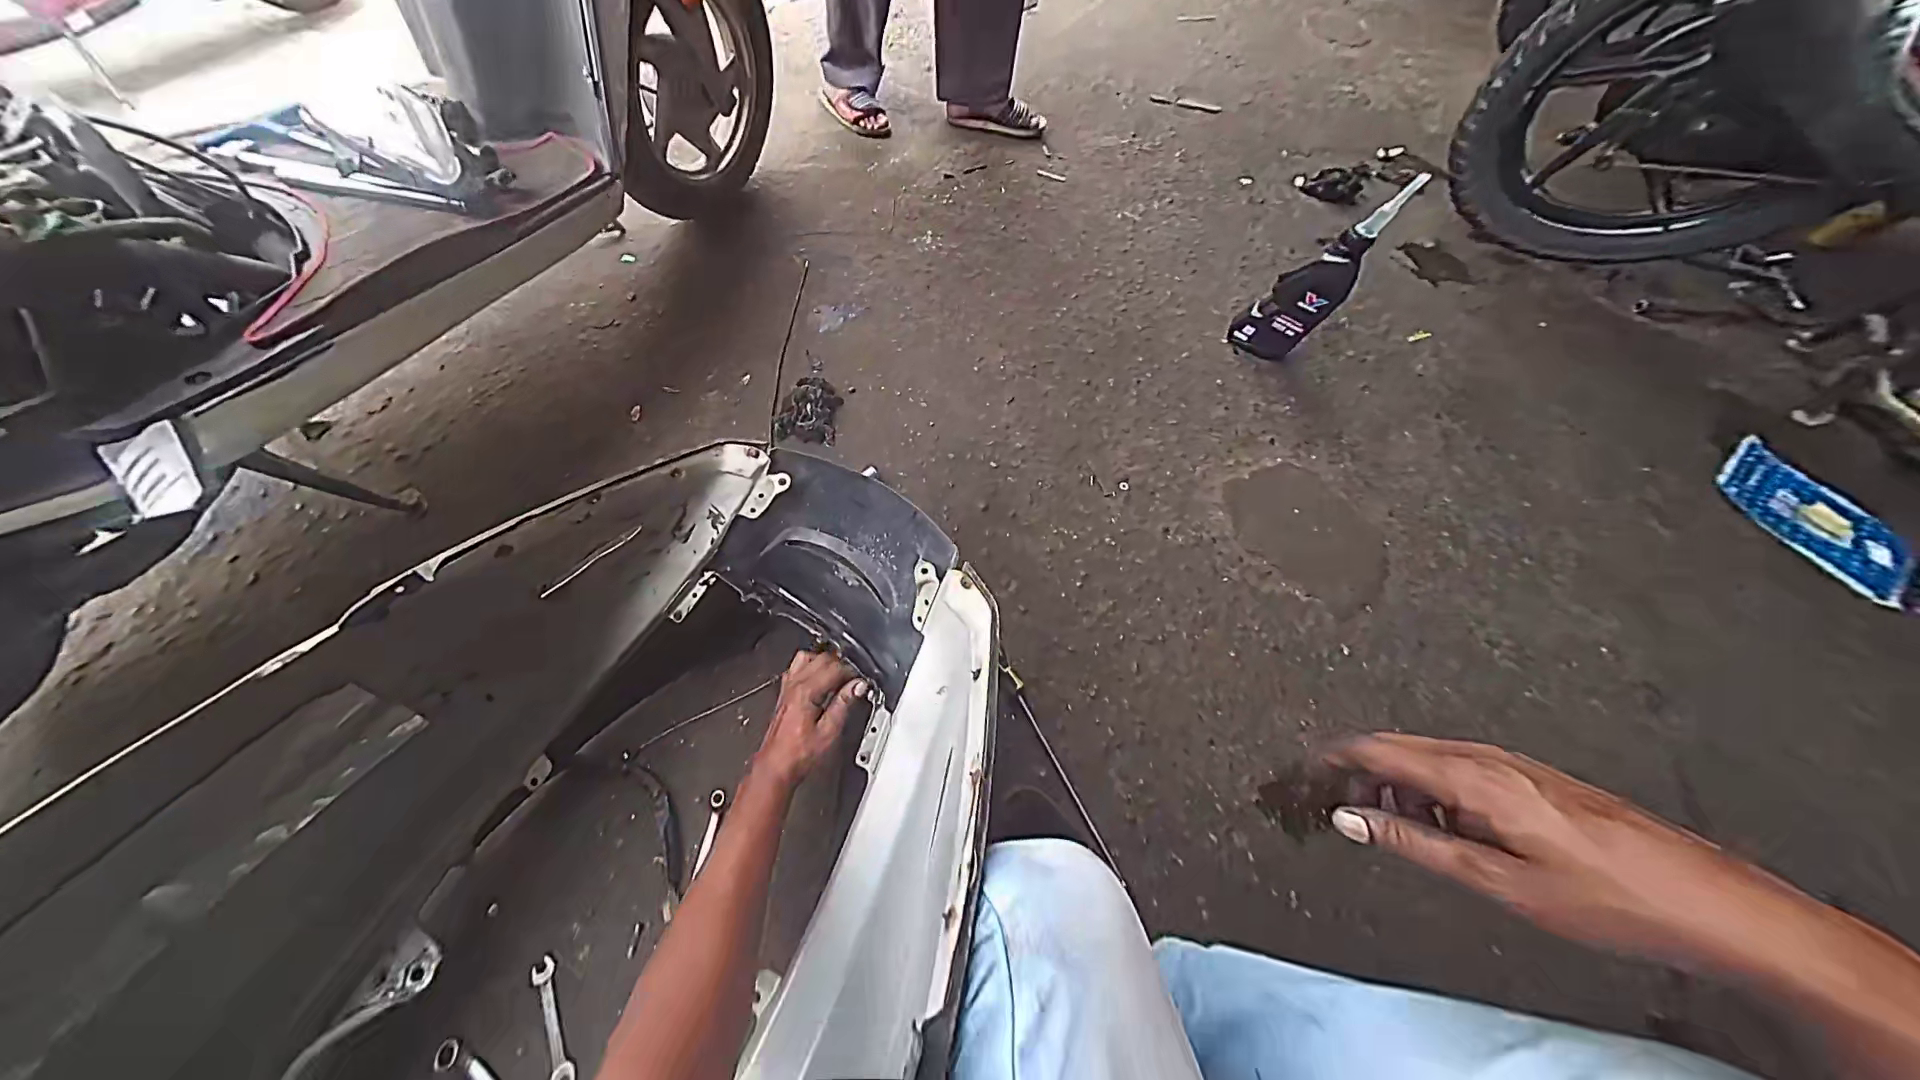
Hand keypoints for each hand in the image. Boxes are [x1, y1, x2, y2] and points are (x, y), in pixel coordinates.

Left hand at [751, 650, 866, 791]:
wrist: (775, 766)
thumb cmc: (797, 754)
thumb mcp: (829, 732)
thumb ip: (843, 704)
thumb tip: (858, 686)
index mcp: (805, 692)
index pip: (835, 668)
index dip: (852, 672)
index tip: (861, 681)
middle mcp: (794, 685)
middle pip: (822, 658)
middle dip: (842, 665)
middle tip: (854, 679)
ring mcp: (787, 687)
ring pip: (808, 657)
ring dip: (826, 662)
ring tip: (838, 675)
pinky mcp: (784, 693)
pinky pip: (797, 667)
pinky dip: (811, 666)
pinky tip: (819, 678)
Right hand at [1323, 734, 1812, 969]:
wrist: (1713, 902)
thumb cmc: (1606, 896)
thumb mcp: (1495, 879)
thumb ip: (1412, 842)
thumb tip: (1349, 820)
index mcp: (1471, 776)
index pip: (1375, 748)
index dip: (1331, 758)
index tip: (1303, 773)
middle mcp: (1485, 757)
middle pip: (1393, 746)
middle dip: (1356, 773)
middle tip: (1341, 810)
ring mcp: (1509, 762)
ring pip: (1423, 757)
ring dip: (1392, 782)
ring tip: (1389, 825)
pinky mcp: (1528, 775)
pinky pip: (1454, 767)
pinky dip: (1427, 788)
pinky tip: (1439, 822)